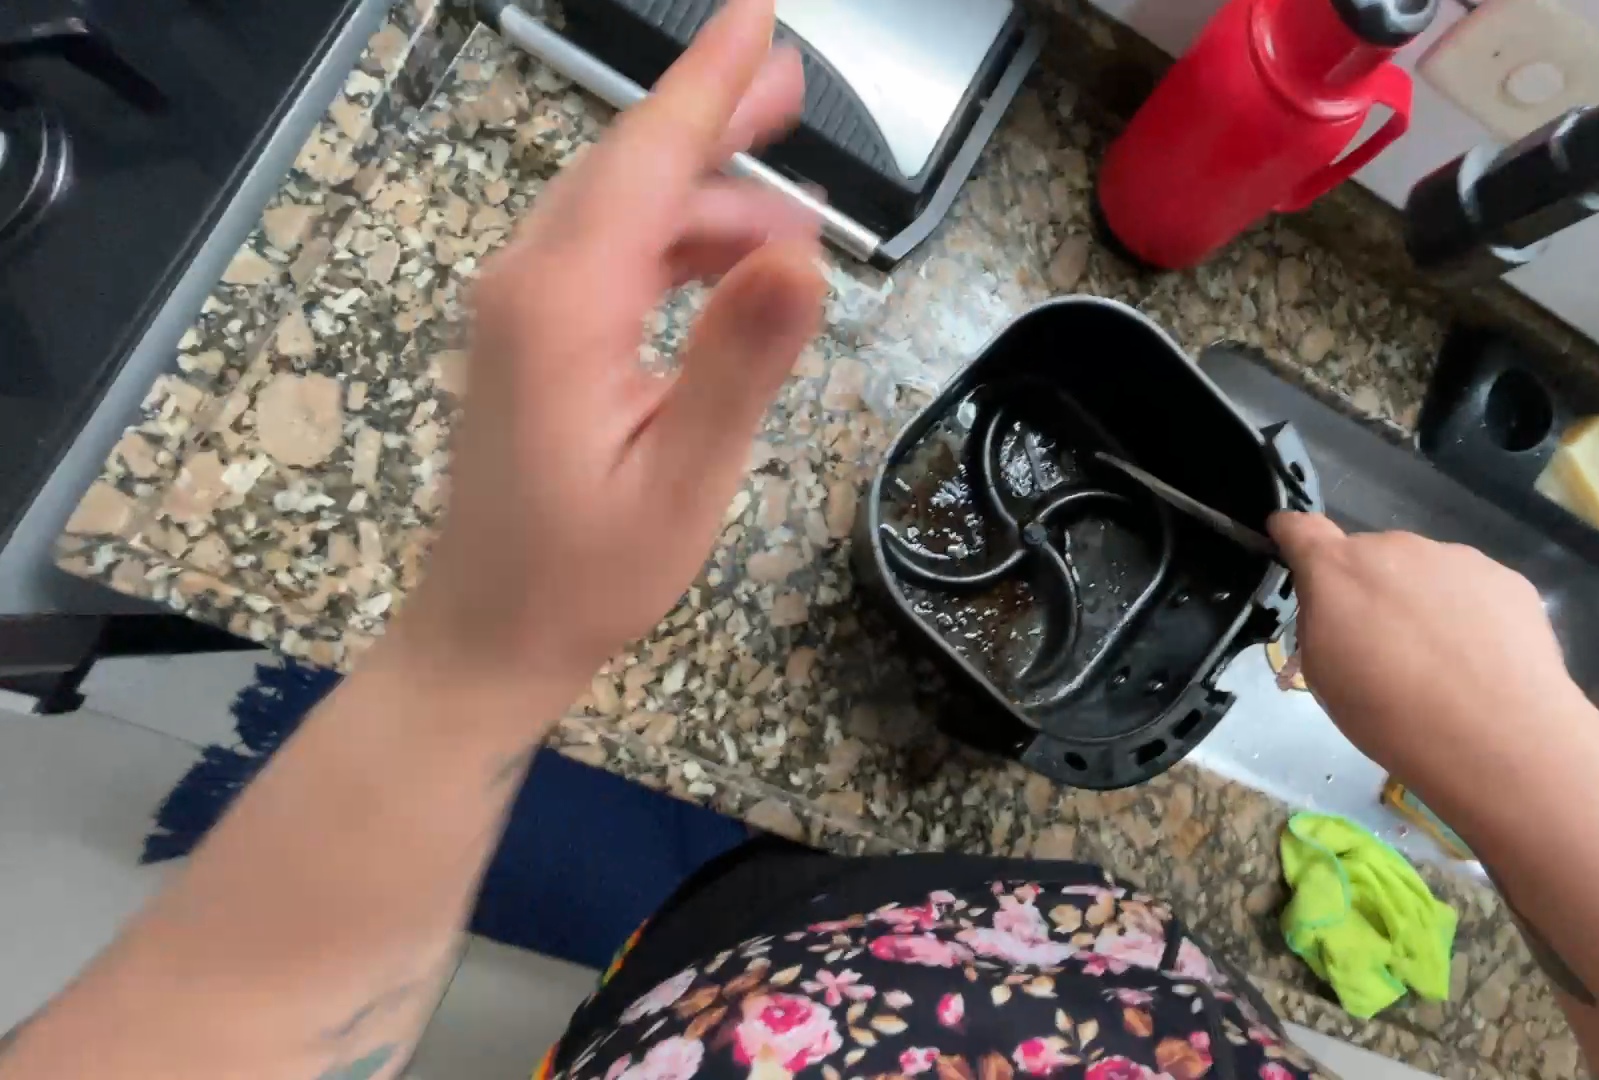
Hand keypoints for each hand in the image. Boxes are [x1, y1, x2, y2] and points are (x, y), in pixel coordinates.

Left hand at [393, 0, 825, 698]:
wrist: (493, 635)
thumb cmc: (589, 574)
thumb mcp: (684, 477)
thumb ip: (737, 362)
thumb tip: (803, 258)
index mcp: (563, 305)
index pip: (645, 162)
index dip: (707, 86)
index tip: (758, 20)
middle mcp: (531, 284)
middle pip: (632, 173)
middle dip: (716, 126)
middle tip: (794, 90)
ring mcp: (527, 313)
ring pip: (626, 220)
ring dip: (712, 207)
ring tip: (797, 222)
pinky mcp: (537, 344)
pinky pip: (615, 267)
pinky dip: (681, 256)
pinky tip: (732, 276)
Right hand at [1269, 512, 1598, 817]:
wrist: (1498, 740)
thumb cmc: (1387, 712)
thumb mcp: (1321, 671)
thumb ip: (1319, 619)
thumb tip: (1336, 606)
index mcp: (1336, 569)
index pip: (1299, 528)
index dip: (1291, 535)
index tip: (1289, 547)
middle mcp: (1392, 548)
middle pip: (1365, 555)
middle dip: (1364, 587)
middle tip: (1381, 643)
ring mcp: (1454, 558)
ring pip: (1419, 569)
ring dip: (1415, 597)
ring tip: (1438, 657)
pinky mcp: (1505, 578)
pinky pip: (1467, 585)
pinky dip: (1463, 610)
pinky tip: (1477, 658)